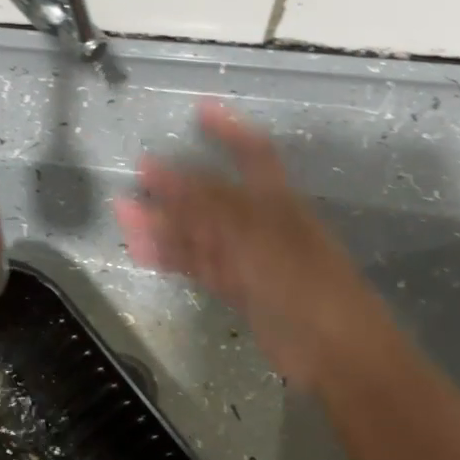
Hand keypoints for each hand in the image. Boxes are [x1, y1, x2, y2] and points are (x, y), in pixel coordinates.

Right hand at [113, 101, 399, 389]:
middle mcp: (261, 224)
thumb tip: (162, 171)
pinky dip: (172, 257)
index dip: (227, 130)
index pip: (251, 153)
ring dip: (165, 223)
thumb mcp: (253, 234)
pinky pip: (199, 266)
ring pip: (200, 234)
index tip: (200, 109)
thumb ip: (207, 204)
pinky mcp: (240, 291)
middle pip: (213, 196)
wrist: (335, 350)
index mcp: (275, 201)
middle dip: (177, 184)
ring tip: (124, 214)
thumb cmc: (302, 281)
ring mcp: (249, 259)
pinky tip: (143, 251)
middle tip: (139, 172)